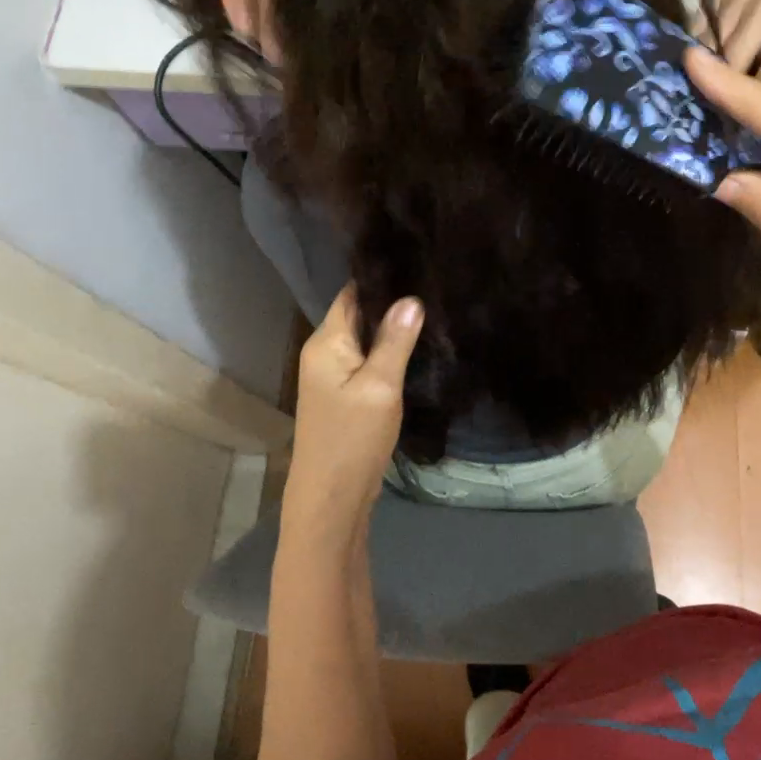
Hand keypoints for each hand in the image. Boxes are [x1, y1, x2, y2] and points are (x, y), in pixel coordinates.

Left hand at [285, 286, 424, 516]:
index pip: (353, 293)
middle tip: (436, 285)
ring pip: (366, 339)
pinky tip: (419, 348)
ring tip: (435, 309)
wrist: (332, 497)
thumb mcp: (379, 387)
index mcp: (326, 342)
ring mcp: (333, 376)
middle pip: (359, 314)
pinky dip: (390, 353)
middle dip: (393, 301)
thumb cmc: (353, 438)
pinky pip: (368, 361)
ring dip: (394, 328)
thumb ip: (394, 342)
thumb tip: (411, 298)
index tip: (418, 262)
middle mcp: (324, 352)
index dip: (382, 277)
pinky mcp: (345, 396)